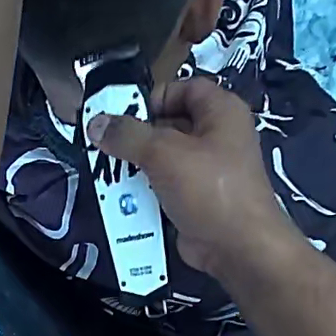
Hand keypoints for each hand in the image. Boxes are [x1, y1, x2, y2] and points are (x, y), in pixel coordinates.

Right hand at [88, 77, 305, 279]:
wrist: (238, 247)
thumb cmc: (208, 188)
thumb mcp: (163, 153)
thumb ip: (127, 135)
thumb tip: (96, 124)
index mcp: (221, 112)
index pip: (184, 88)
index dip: (154, 96)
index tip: (124, 115)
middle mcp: (219, 137)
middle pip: (170, 125)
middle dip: (137, 137)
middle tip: (107, 148)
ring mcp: (210, 172)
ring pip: (165, 160)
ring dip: (137, 167)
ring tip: (109, 176)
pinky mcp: (200, 201)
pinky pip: (167, 188)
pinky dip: (147, 192)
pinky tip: (124, 200)